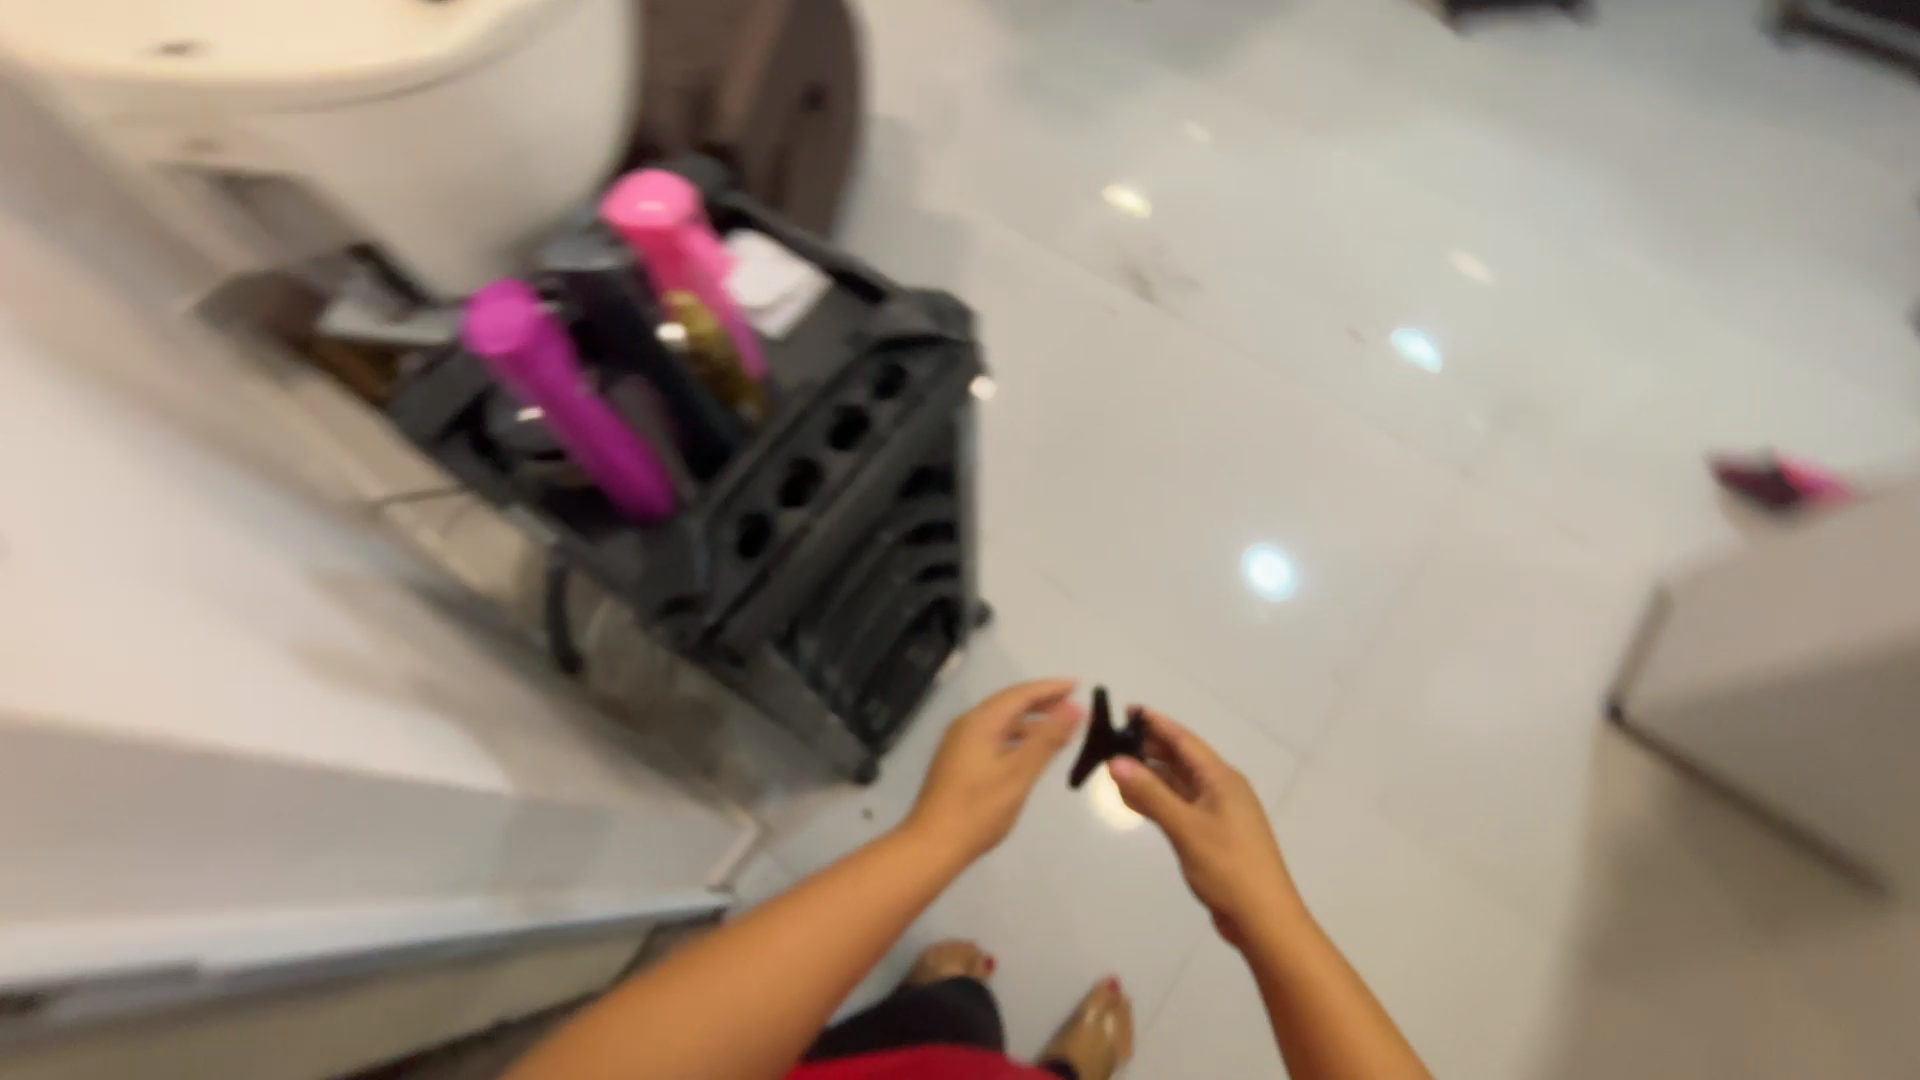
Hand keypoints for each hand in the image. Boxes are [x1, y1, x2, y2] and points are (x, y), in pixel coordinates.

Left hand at [903, 679, 1081, 863]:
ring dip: (1029, 721)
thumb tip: (1074, 707)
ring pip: (1000, 722)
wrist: (932, 845)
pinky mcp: (959, 761)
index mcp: (979, 722)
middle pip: (1009, 704)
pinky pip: (993, 736)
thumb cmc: (978, 810)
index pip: (1020, 694)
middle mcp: (967, 725)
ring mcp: (960, 743)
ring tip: (1058, 728)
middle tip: (1072, 703)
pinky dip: (1016, 737)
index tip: (1077, 685)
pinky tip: (1029, 751)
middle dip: (1041, 701)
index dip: (1050, 688)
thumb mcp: (1018, 774)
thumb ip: (1047, 739)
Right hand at [1108, 709, 1301, 948]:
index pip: (1184, 740)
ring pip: (1177, 784)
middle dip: (1148, 748)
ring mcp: (1216, 812)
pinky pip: (1179, 806)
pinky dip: (1156, 801)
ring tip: (1115, 770)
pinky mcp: (1210, 834)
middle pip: (1180, 759)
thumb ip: (1150, 793)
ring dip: (1149, 776)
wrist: (1263, 920)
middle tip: (1112, 741)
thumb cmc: (1227, 866)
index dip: (1156, 723)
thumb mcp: (1185, 827)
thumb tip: (1116, 761)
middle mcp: (1220, 788)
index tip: (1128, 709)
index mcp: (1222, 779)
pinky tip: (1132, 801)